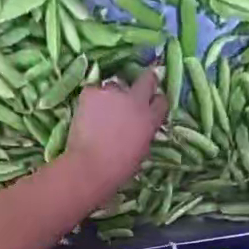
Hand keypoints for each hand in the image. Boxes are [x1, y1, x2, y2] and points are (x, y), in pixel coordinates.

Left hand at [62, 70, 163, 193]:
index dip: (155, 102)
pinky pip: (93, 91)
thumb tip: (139, 126)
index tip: (150, 105)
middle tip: (133, 93)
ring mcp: (113, 93)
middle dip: (143, 83)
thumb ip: (143, 132)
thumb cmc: (118, 169)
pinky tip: (86, 115)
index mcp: (150, 119)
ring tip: (100, 113)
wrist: (90, 166)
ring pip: (115, 86)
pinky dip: (91, 101)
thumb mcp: (141, 151)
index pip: (161, 101)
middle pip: (147, 79)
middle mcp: (135, 100)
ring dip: (111, 96)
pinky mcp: (92, 92)